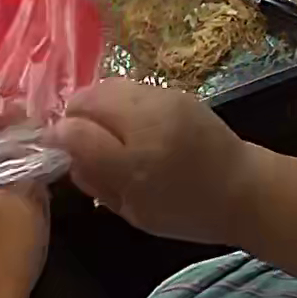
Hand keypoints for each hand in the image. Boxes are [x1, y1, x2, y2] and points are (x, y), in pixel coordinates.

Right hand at [49, 80, 263, 246]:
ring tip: (102, 127)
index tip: (53, 146)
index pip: (76, 133)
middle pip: (88, 98)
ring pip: (108, 85)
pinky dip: (119, 99)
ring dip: (95, 103)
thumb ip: (95, 181)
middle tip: (78, 136)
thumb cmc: (187, 211)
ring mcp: (164, 99)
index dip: (57, 137)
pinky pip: (132, 86)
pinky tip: (128, 121)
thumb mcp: (134, 212)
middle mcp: (147, 120)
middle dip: (74, 114)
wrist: (243, 186)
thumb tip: (66, 153)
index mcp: (136, 160)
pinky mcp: (176, 90)